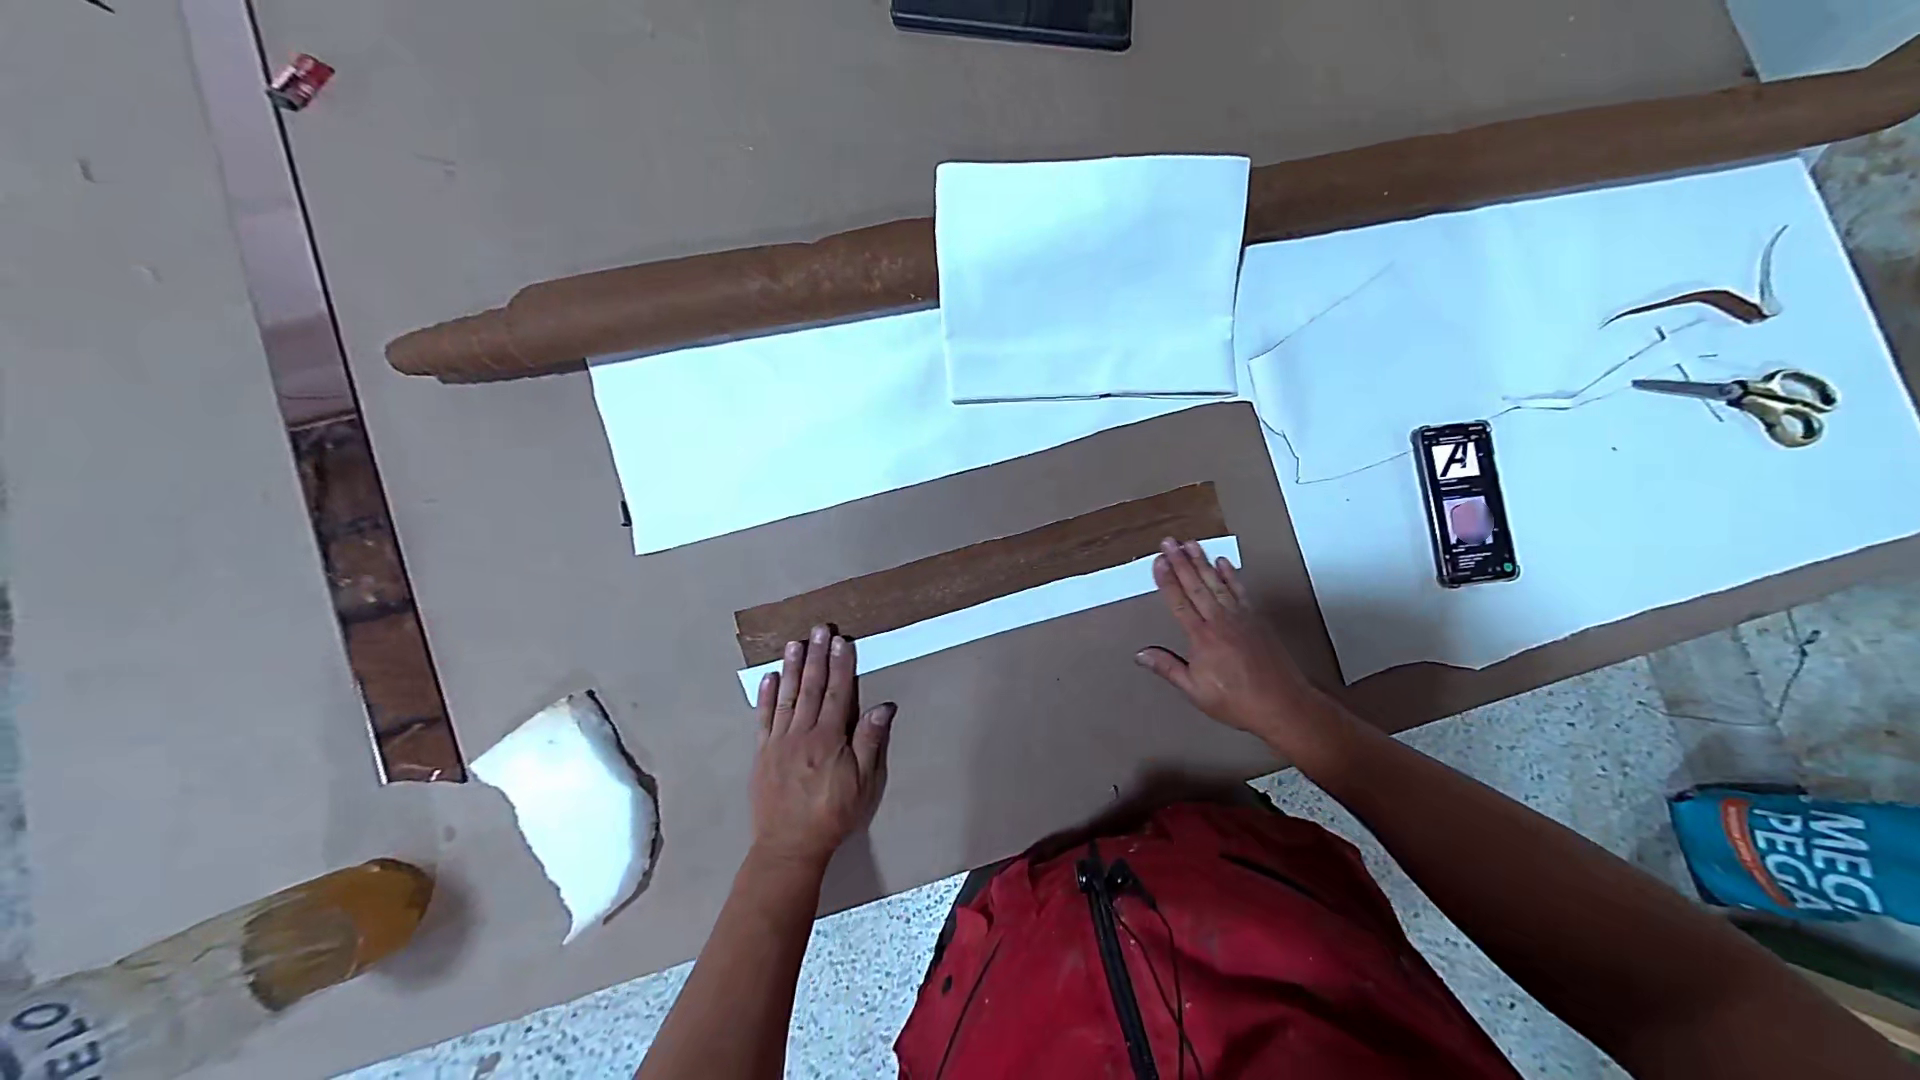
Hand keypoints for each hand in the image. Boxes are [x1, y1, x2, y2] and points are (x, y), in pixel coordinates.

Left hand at [750, 625, 895, 868]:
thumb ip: (870, 742)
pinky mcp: (762, 753)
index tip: (842, 641)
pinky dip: (766, 696)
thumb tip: (883, 707)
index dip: (841, 665)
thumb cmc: (833, 815)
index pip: (837, 693)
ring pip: (787, 696)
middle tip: (819, 629)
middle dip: (817, 656)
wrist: (789, 845)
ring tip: (795, 643)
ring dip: (792, 667)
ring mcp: (778, 741)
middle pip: (811, 687)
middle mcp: (802, 733)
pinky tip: (770, 677)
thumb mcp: (863, 783)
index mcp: (829, 738)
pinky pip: (763, 718)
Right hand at [1135, 538, 1340, 750]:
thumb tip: (1142, 655)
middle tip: (1170, 542)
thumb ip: (1168, 668)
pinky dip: (1230, 575)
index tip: (1158, 561)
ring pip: (1216, 582)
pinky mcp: (1257, 620)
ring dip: (1202, 562)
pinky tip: (1223, 563)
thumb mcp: (1195, 690)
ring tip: (1191, 544)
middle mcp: (1220, 622)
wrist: (1282, 705)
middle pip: (1195, 585)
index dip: (1167, 579)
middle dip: (1180, 561)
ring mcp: (1241, 618)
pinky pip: (1240, 590)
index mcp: (1202, 638)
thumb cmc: (1239, 701)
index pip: (1179, 602)